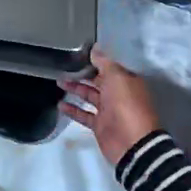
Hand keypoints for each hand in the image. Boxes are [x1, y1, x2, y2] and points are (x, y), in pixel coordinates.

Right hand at [58, 50, 160, 165]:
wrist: (132, 142)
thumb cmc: (126, 104)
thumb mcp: (117, 77)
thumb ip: (104, 62)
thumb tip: (94, 48)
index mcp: (126, 81)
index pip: (108, 67)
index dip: (94, 60)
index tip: (77, 53)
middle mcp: (118, 94)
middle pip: (97, 80)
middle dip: (82, 74)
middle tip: (63, 66)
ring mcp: (109, 110)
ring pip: (89, 95)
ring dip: (75, 89)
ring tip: (58, 81)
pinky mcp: (99, 125)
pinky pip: (84, 114)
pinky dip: (72, 109)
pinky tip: (59, 104)